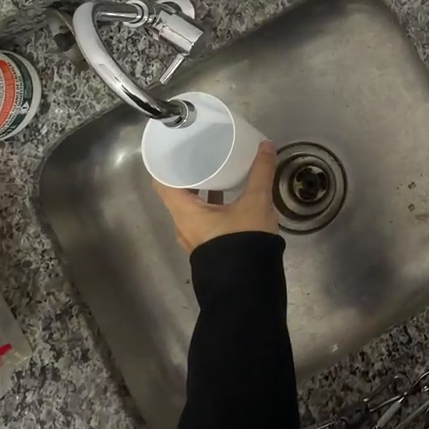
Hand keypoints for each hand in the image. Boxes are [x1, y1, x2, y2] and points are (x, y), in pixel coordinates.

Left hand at [152, 141, 279, 253]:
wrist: (249, 283)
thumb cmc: (243, 239)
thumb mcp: (256, 201)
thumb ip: (261, 172)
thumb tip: (266, 145)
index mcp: (185, 213)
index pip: (162, 184)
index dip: (165, 164)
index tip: (176, 147)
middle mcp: (183, 225)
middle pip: (176, 194)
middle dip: (188, 173)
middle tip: (201, 152)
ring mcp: (195, 237)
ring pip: (190, 207)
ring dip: (200, 189)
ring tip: (215, 170)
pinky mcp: (208, 245)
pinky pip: (202, 218)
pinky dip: (210, 204)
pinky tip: (227, 195)